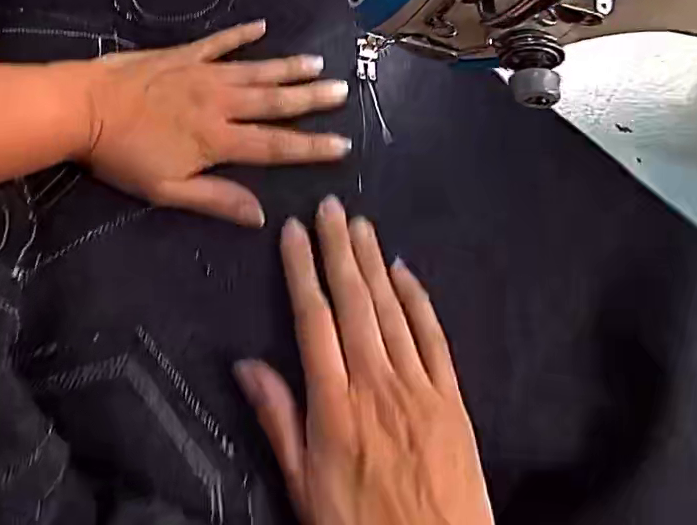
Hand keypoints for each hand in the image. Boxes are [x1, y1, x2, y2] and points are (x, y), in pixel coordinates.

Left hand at [80, 21, 350, 226]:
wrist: (84, 107)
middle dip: (313, 98)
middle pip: (276, 102)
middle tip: (343, 90)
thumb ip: (216, 199)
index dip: (312, 147)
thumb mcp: (167, 189)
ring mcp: (205, 73)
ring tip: (319, 62)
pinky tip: (262, 26)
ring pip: (257, 70)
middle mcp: (222, 102)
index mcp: (219, 139)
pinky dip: (241, 34)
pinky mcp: (185, 54)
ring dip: (289, 67)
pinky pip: (220, 42)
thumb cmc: (124, 154)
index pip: (276, 145)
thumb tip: (260, 215)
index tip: (342, 144)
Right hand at [234, 198, 491, 524]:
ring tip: (360, 224)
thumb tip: (245, 364)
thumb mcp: (304, 490)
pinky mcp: (451, 395)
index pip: (313, 320)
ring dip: (373, 261)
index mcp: (335, 406)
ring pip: (391, 308)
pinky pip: (432, 335)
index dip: (301, 270)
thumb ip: (279, 421)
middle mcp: (376, 383)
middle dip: (338, 249)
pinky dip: (418, 298)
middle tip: (330, 207)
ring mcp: (418, 385)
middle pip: (354, 301)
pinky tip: (404, 269)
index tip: (293, 232)